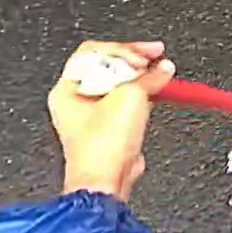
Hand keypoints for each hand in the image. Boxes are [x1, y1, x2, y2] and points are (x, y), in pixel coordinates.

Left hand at [48, 41, 173, 202]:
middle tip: (155, 58)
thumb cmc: (102, 146)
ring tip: (159, 73)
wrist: (107, 182)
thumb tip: (165, 68)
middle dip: (134, 61)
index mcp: (67, 89)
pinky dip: (142, 95)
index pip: (94, 53)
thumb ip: (151, 77)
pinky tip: (156, 91)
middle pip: (107, 67)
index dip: (122, 50)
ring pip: (119, 84)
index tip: (146, 53)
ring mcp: (93, 115)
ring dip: (141, 78)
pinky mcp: (110, 129)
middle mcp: (76, 101)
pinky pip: (126, 102)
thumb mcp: (131, 96)